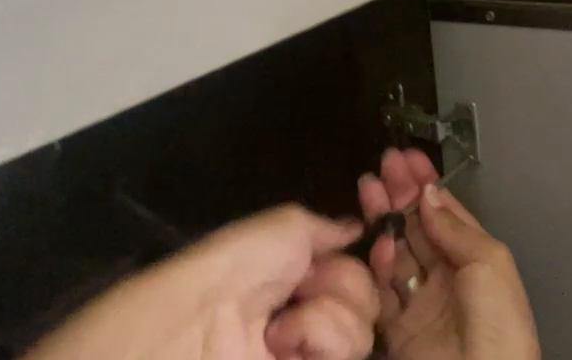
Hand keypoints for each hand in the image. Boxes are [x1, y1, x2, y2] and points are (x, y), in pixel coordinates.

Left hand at [25, 205, 379, 359]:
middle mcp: (317, 314)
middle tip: (303, 290)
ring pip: (361, 334)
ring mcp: (311, 353)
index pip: (364, 274)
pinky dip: (320, 342)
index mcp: (311, 277)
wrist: (200, 319)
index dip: (366, 265)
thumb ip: (331, 229)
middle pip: (371, 303)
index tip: (361, 254)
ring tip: (280, 328)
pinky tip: (284, 345)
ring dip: (325, 321)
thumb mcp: (291, 224)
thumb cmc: (243, 263)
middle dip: (344, 288)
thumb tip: (359, 229)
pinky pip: (345, 357)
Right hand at [357, 149, 539, 359]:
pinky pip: (382, 292)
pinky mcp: (399, 331)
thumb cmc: (499, 323)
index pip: (445, 211)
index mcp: (476, 256)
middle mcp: (447, 274)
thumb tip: (429, 194)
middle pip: (417, 226)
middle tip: (382, 165)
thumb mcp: (489, 264)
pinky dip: (376, 267)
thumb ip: (454, 228)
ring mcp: (422, 302)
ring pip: (396, 253)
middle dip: (400, 194)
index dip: (425, 184)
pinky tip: (377, 242)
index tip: (407, 158)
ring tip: (367, 188)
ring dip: (382, 221)